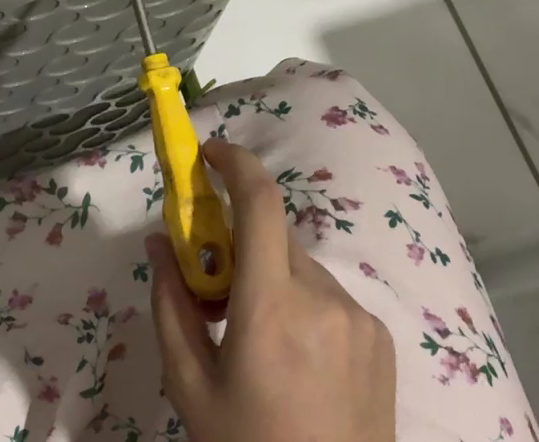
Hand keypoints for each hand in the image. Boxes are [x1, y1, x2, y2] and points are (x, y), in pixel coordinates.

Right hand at [145, 139, 397, 441]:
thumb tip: (158, 242)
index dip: (234, 163)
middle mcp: (322, 298)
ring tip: (260, 341)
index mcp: (271, 307)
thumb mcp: (190, 384)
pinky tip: (297, 360)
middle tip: (216, 291)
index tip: (208, 154)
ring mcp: (359, 317)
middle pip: (273, 239)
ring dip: (273, 279)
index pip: (259, 204)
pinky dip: (304, 305)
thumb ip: (170, 304)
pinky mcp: (381, 337)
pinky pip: (330, 297)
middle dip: (241, 246)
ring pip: (301, 268)